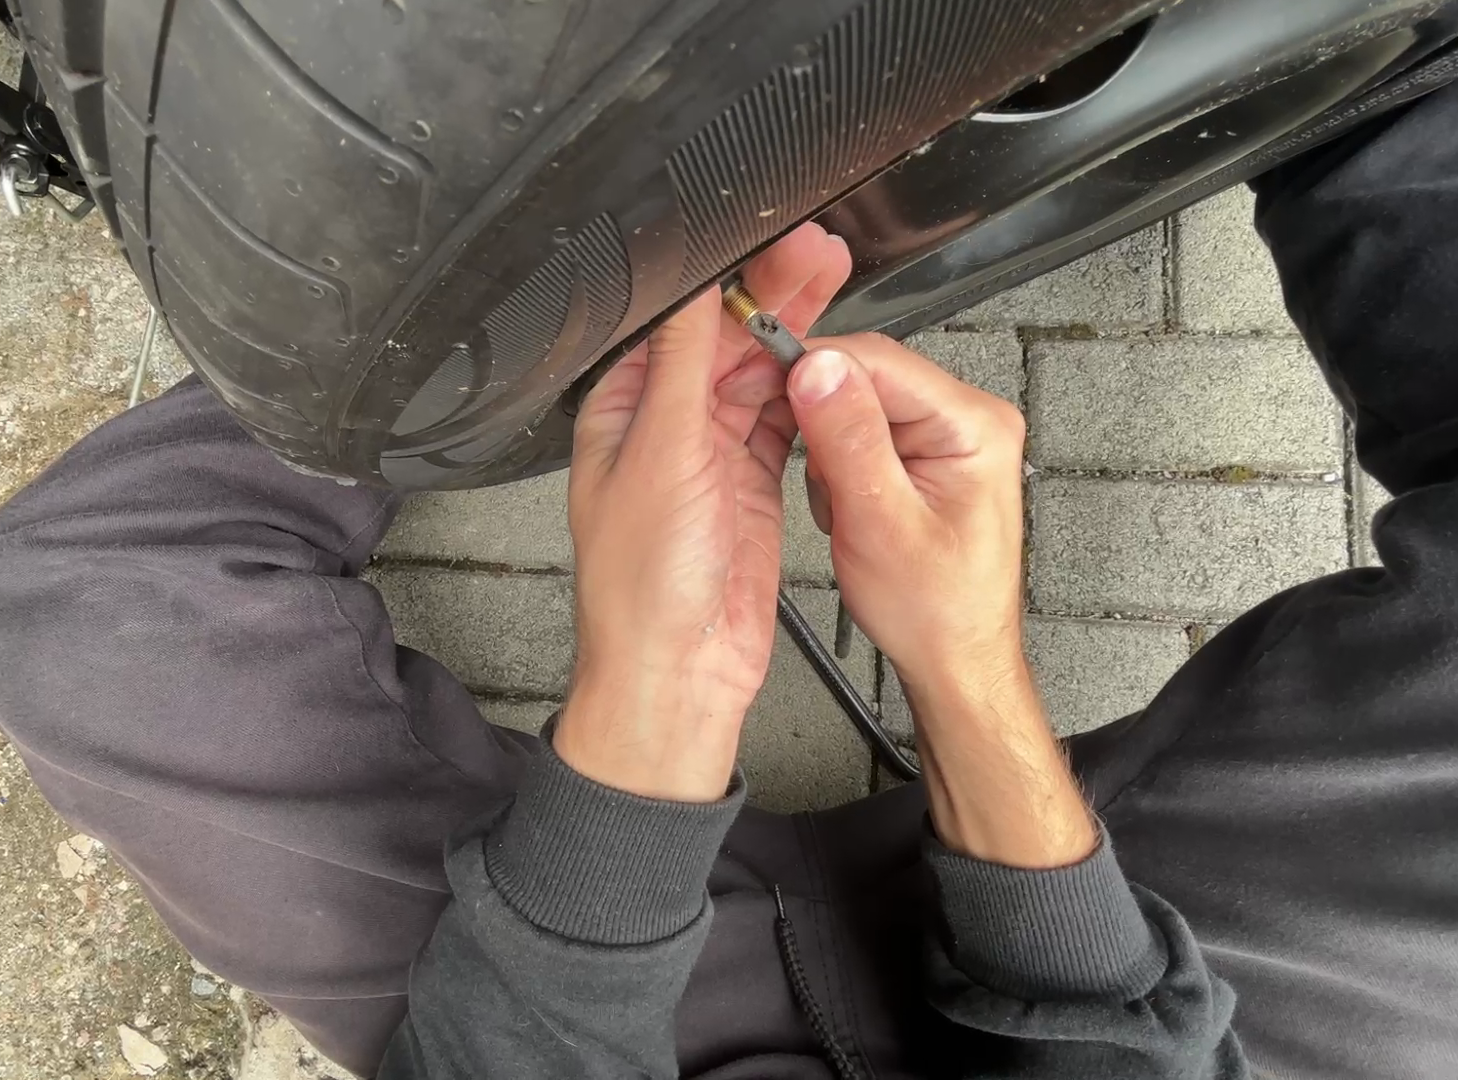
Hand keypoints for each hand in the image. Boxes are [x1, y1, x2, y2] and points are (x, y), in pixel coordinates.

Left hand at [557, 224, 850, 801]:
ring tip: (834, 291)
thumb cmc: (644, 584)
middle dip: (771, 300)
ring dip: (794, 341)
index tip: (773, 248)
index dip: (726, 285)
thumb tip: (693, 291)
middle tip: (821, 256)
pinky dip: (804, 397)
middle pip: (723, 347)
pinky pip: (781, 427)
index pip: (677, 329)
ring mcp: (709, 459)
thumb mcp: (661, 455)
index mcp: (623, 415)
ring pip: (756, 382)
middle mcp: (664, 432)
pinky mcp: (748, 488)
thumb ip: (683, 367)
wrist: (680, 668)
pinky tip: (826, 368)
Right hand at [786, 336, 1095, 866]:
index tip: (752, 379)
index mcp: (971, 425)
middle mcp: (964, 420)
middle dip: (817, 420)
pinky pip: (859, 435)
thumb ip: (848, 441)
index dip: (806, 366)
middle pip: (865, 378)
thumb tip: (817, 368)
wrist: (952, 655)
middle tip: (796, 466)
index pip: (876, 360)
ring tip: (838, 505)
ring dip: (825, 450)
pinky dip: (834, 466)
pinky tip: (845, 504)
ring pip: (855, 407)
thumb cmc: (936, 609)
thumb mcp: (881, 525)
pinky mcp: (921, 456)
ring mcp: (942, 437)